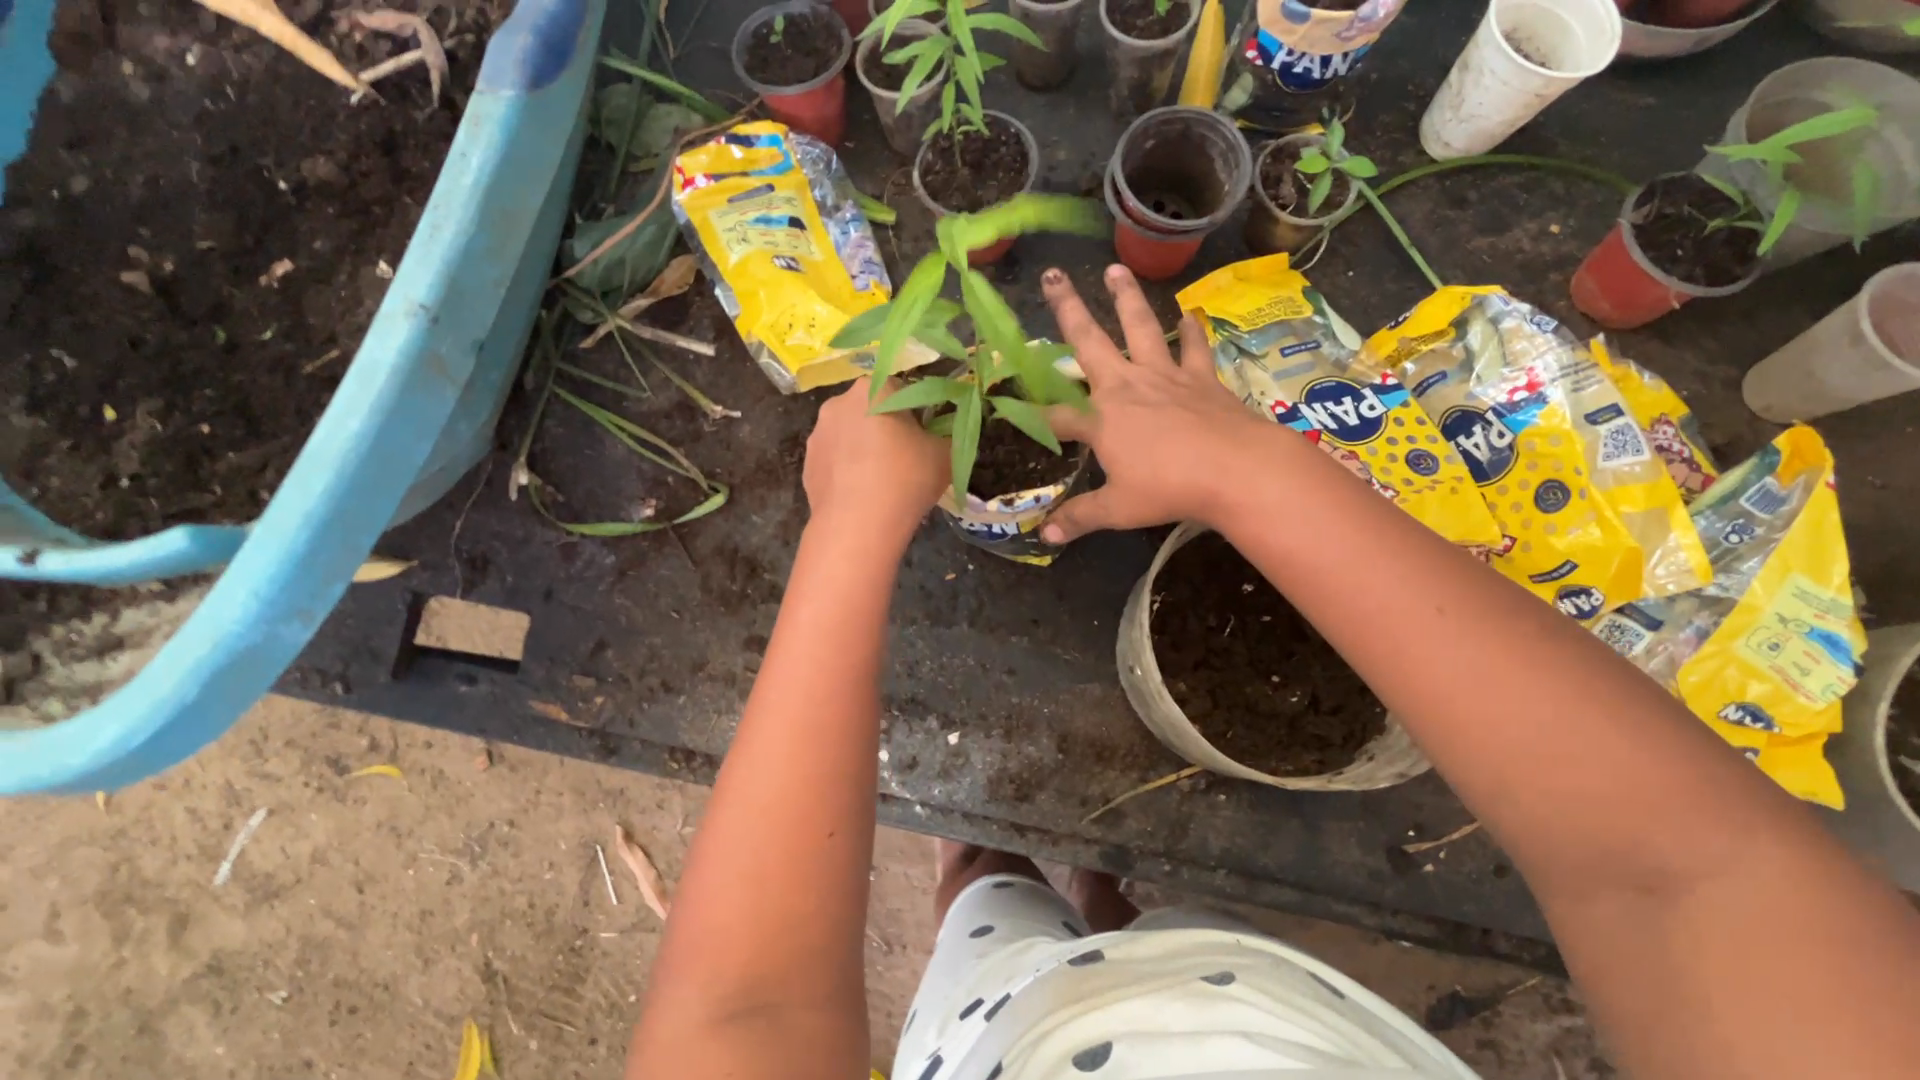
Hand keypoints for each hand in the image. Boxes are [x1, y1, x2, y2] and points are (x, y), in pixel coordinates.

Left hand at [804, 378, 950, 547]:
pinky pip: (835, 462)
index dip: (914, 411)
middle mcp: (838, 403)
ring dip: (864, 450)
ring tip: (881, 482)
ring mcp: (817, 434)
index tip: (923, 437)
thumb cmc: (905, 479)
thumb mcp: (945, 454)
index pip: (899, 388)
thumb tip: (942, 434)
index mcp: (872, 389)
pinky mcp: (807, 465)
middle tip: (905, 459)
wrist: (857, 526)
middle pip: (870, 410)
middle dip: (886, 428)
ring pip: (849, 436)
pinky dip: (847, 472)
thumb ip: (948, 434)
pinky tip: (861, 496)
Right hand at [1040, 265, 1274, 543]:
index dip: (1032, 411)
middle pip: (1089, 341)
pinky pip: (1193, 348)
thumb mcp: (1118, 509)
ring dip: (1126, 297)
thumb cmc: (1169, 488)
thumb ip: (1080, 518)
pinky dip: (1191, 331)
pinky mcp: (1201, 377)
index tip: (1010, 403)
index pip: (1057, 414)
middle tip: (1052, 274)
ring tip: (1115, 269)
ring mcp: (1165, 376)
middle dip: (1067, 308)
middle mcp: (1126, 385)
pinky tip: (1190, 315)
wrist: (1235, 469)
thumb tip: (1045, 536)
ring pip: (1140, 327)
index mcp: (1100, 419)